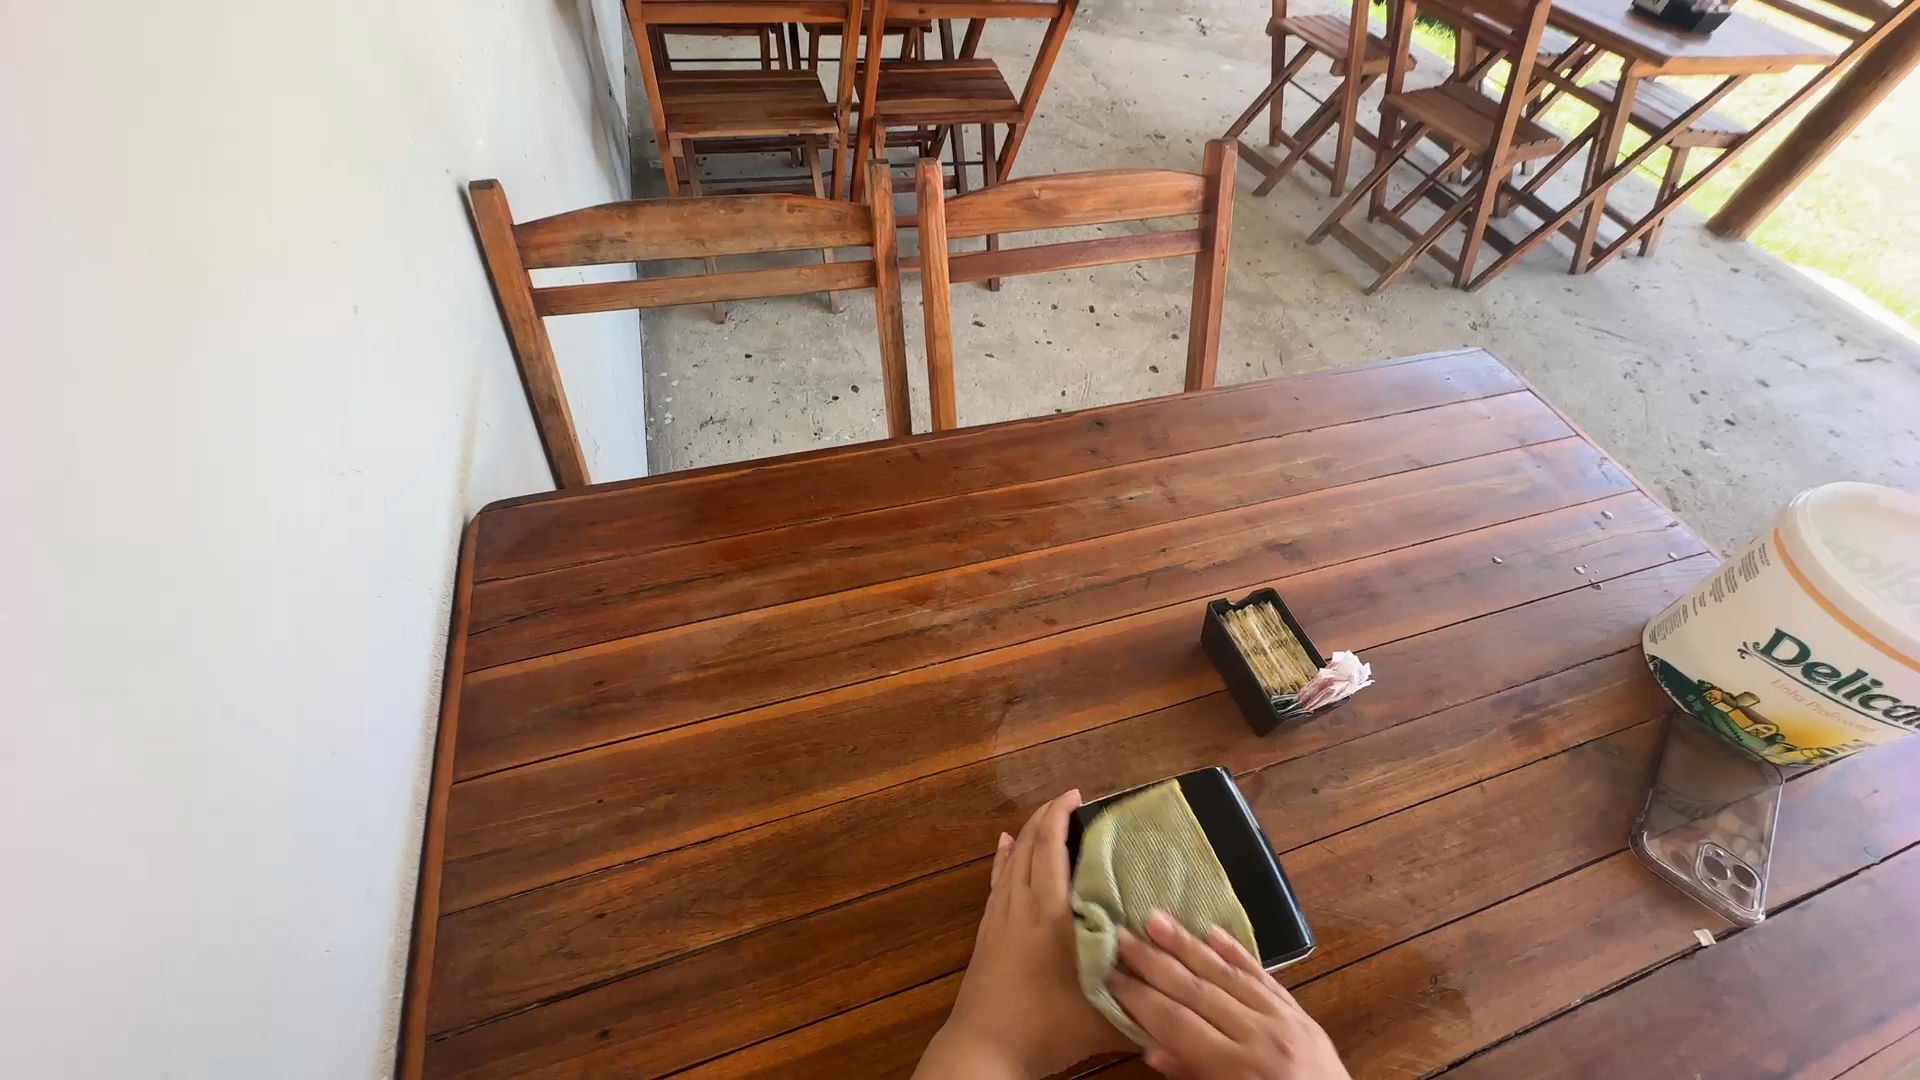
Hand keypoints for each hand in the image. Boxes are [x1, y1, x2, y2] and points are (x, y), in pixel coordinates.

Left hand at [914, 790, 1127, 1079]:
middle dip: (1048, 815)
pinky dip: (1004, 856)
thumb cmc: (1046, 1028)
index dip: (1061, 814)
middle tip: (1069, 801)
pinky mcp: (987, 928)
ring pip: (1013, 857)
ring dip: (1029, 831)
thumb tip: (1172, 975)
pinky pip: (997, 878)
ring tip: (1045, 816)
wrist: (985, 1049)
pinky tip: (1005, 844)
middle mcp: (1021, 902)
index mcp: (1049, 911)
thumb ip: (1140, 996)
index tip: (1077, 795)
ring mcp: (1000, 913)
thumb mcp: (1103, 1016)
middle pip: (1030, 843)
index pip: (1051, 846)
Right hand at [1110, 911, 1350, 1079]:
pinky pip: (1264, 977)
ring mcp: (1284, 1022)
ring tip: (1155, 918)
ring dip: (1187, 944)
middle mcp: (1260, 1038)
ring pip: (1226, 973)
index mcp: (1238, 1072)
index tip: (1108, 973)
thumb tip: (1150, 1046)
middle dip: (1153, 961)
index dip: (1139, 997)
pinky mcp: (1303, 1015)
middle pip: (1195, 990)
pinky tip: (1212, 930)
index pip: (1176, 1023)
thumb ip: (1192, 1078)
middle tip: (1120, 934)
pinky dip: (1237, 952)